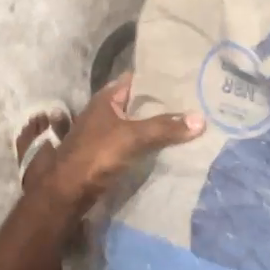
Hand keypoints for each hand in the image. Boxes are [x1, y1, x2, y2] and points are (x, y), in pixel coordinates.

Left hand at [34, 75, 203, 209]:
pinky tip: (172, 146)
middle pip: (140, 103)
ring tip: (191, 121)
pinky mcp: (111, 154)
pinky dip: (152, 143)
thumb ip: (165, 127)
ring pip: (140, 124)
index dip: (159, 78)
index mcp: (107, 98)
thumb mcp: (133, 136)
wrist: (68, 191)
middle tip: (196, 101)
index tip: (186, 78)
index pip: (137, 80)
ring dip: (159, 125)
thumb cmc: (96, 154)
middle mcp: (106, 112)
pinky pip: (137, 143)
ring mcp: (107, 134)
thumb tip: (201, 120)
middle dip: (164, 103)